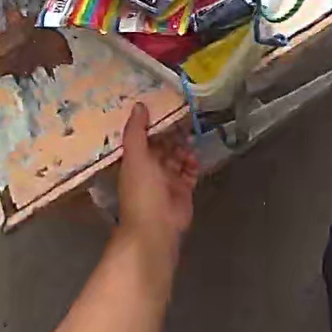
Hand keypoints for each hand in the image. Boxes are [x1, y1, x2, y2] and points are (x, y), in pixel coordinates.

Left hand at [115, 104, 197, 258]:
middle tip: (189, 119)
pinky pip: (190, 171)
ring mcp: (168, 179)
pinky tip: (196, 159)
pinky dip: (193, 164)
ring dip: (185, 148)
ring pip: (179, 157)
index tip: (169, 106)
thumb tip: (139, 104)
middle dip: (175, 134)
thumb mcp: (136, 156)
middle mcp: (151, 168)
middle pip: (165, 146)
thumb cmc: (142, 190)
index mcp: (137, 160)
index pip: (147, 136)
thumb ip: (136, 131)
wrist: (156, 227)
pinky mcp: (183, 189)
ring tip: (193, 139)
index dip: (157, 123)